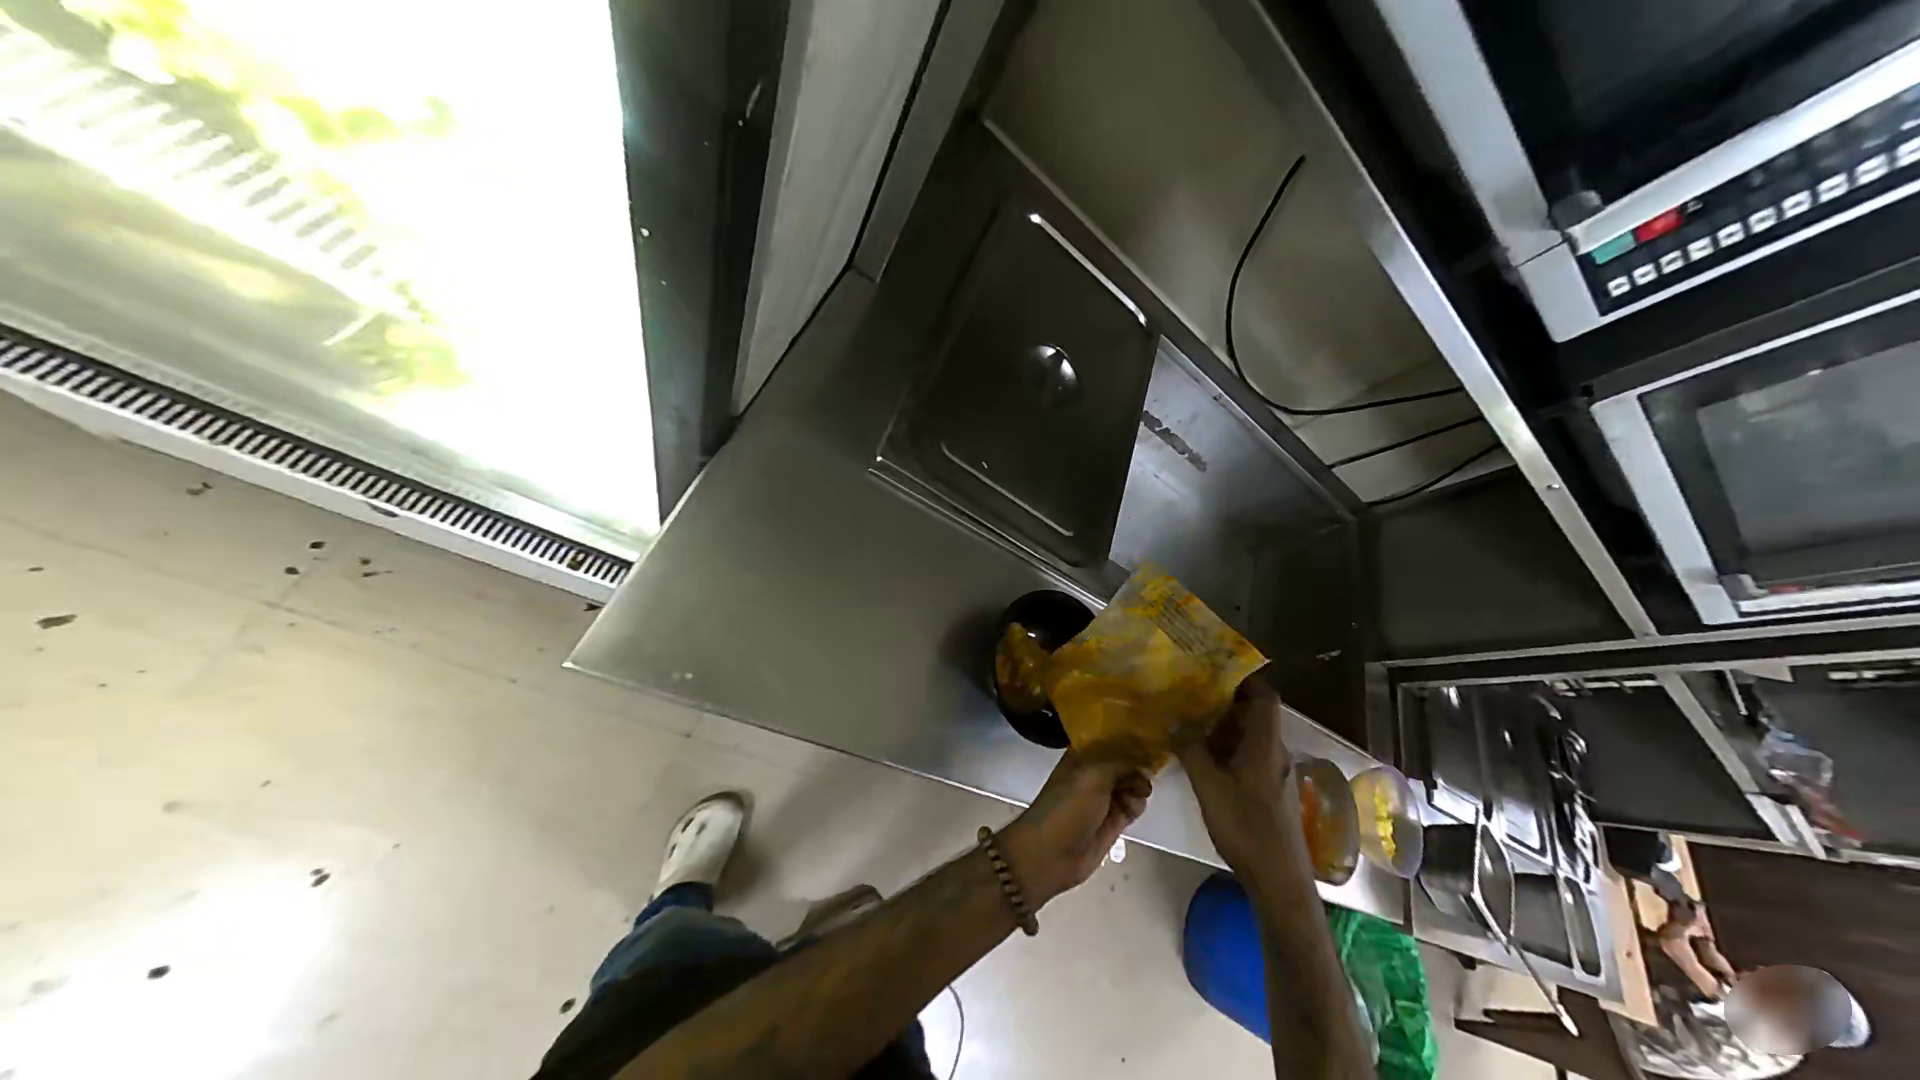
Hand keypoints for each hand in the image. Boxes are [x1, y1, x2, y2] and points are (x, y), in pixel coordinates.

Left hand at [1000, 751, 1152, 905]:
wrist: (1052, 853)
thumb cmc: (1068, 806)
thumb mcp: (1094, 776)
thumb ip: (1122, 765)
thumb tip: (1144, 768)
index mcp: (1080, 757)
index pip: (1107, 740)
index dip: (1127, 738)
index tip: (1149, 737)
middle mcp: (1091, 775)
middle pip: (1122, 762)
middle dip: (1136, 764)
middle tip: (1149, 769)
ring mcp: (1102, 799)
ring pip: (1130, 784)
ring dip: (1138, 786)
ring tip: (1137, 793)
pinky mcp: (1112, 822)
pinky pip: (1132, 806)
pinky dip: (1137, 804)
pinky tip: (1134, 806)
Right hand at [1177, 677, 1300, 881]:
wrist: (1280, 880)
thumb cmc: (1247, 828)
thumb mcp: (1209, 786)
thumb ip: (1191, 750)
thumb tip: (1175, 721)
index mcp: (1265, 745)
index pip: (1264, 696)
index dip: (1245, 678)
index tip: (1216, 667)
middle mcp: (1275, 753)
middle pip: (1256, 714)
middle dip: (1226, 700)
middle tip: (1193, 691)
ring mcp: (1274, 773)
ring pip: (1251, 736)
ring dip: (1225, 725)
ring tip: (1191, 719)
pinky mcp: (1269, 791)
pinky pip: (1249, 755)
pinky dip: (1228, 747)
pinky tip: (1203, 757)